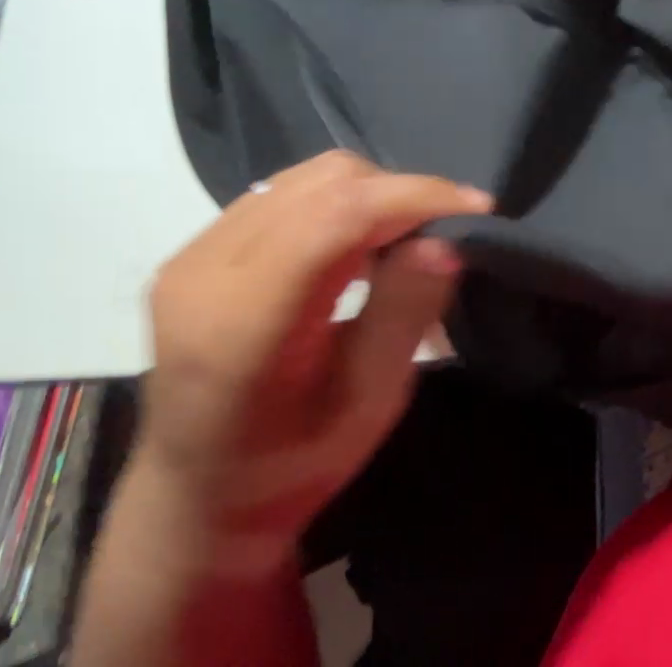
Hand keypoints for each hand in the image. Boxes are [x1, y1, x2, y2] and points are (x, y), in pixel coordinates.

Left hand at [138, 151, 491, 565]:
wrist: (201, 493)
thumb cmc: (295, 464)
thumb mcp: (368, 405)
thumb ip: (402, 317)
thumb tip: (445, 242)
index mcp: (241, 324)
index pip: (334, 218)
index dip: (414, 198)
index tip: (480, 209)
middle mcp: (203, 272)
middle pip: (323, 184)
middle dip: (401, 193)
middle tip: (450, 231)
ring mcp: (191, 254)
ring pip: (308, 177)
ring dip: (374, 194)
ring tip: (412, 236)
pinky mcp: (197, 249)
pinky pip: (287, 193)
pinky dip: (343, 203)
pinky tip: (365, 242)